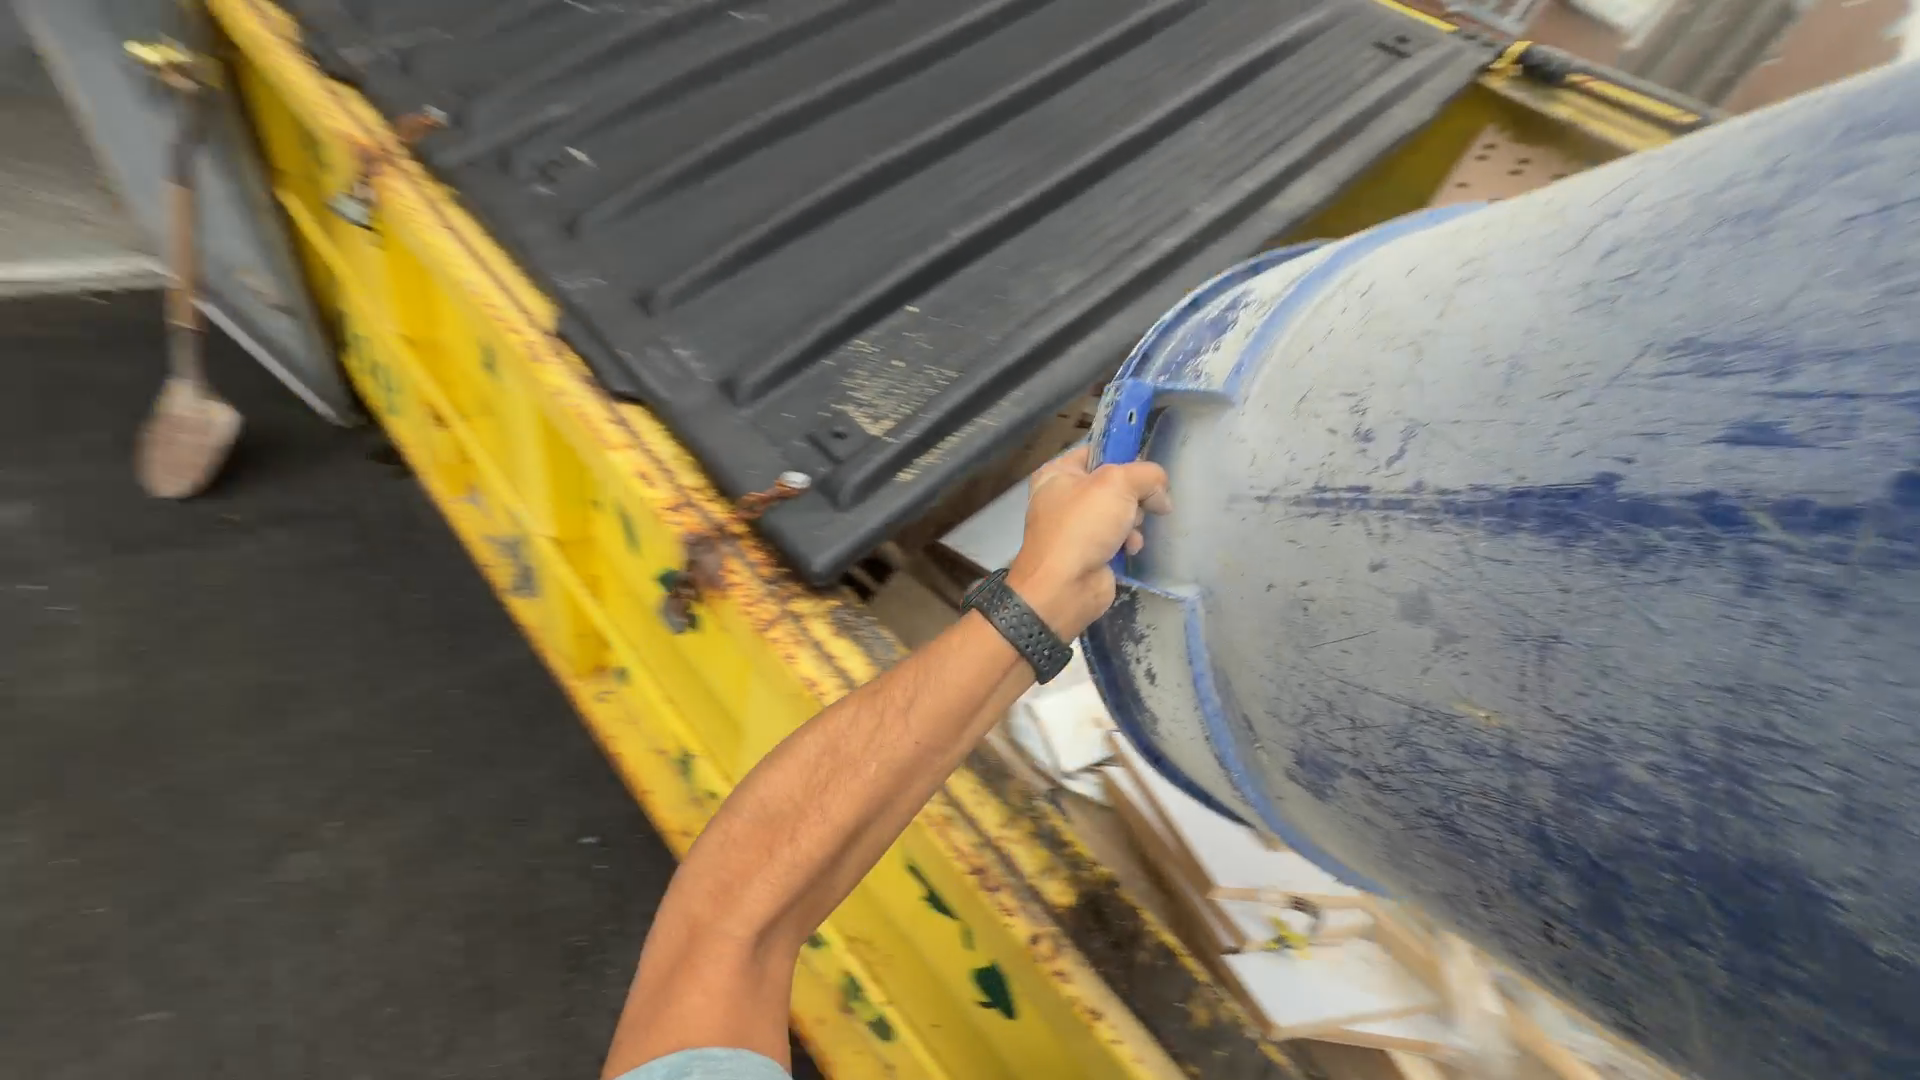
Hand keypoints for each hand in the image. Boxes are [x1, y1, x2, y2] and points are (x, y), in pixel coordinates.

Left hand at [1006, 444, 1172, 638]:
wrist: (1063, 587)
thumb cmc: (1082, 525)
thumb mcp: (1117, 483)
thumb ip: (1147, 474)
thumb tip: (1160, 495)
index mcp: (1057, 473)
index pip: (1097, 451)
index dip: (1123, 457)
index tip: (1145, 469)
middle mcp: (1064, 497)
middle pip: (1115, 483)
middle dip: (1133, 495)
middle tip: (1136, 505)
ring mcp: (1077, 526)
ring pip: (1122, 511)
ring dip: (1134, 520)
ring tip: (1128, 531)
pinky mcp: (1091, 551)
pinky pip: (1120, 537)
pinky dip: (1128, 542)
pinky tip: (1129, 549)